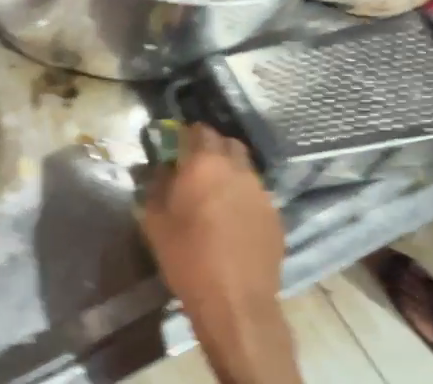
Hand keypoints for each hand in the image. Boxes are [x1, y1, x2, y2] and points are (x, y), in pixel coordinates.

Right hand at [141, 124, 283, 324]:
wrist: (235, 303)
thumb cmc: (187, 257)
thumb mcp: (155, 219)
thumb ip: (157, 185)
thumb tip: (162, 169)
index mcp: (204, 164)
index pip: (200, 130)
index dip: (187, 134)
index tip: (176, 147)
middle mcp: (238, 171)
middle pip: (229, 144)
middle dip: (213, 149)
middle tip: (196, 167)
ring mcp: (262, 195)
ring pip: (246, 170)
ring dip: (230, 174)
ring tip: (216, 197)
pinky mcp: (277, 219)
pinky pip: (257, 196)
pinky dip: (244, 198)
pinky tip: (233, 221)